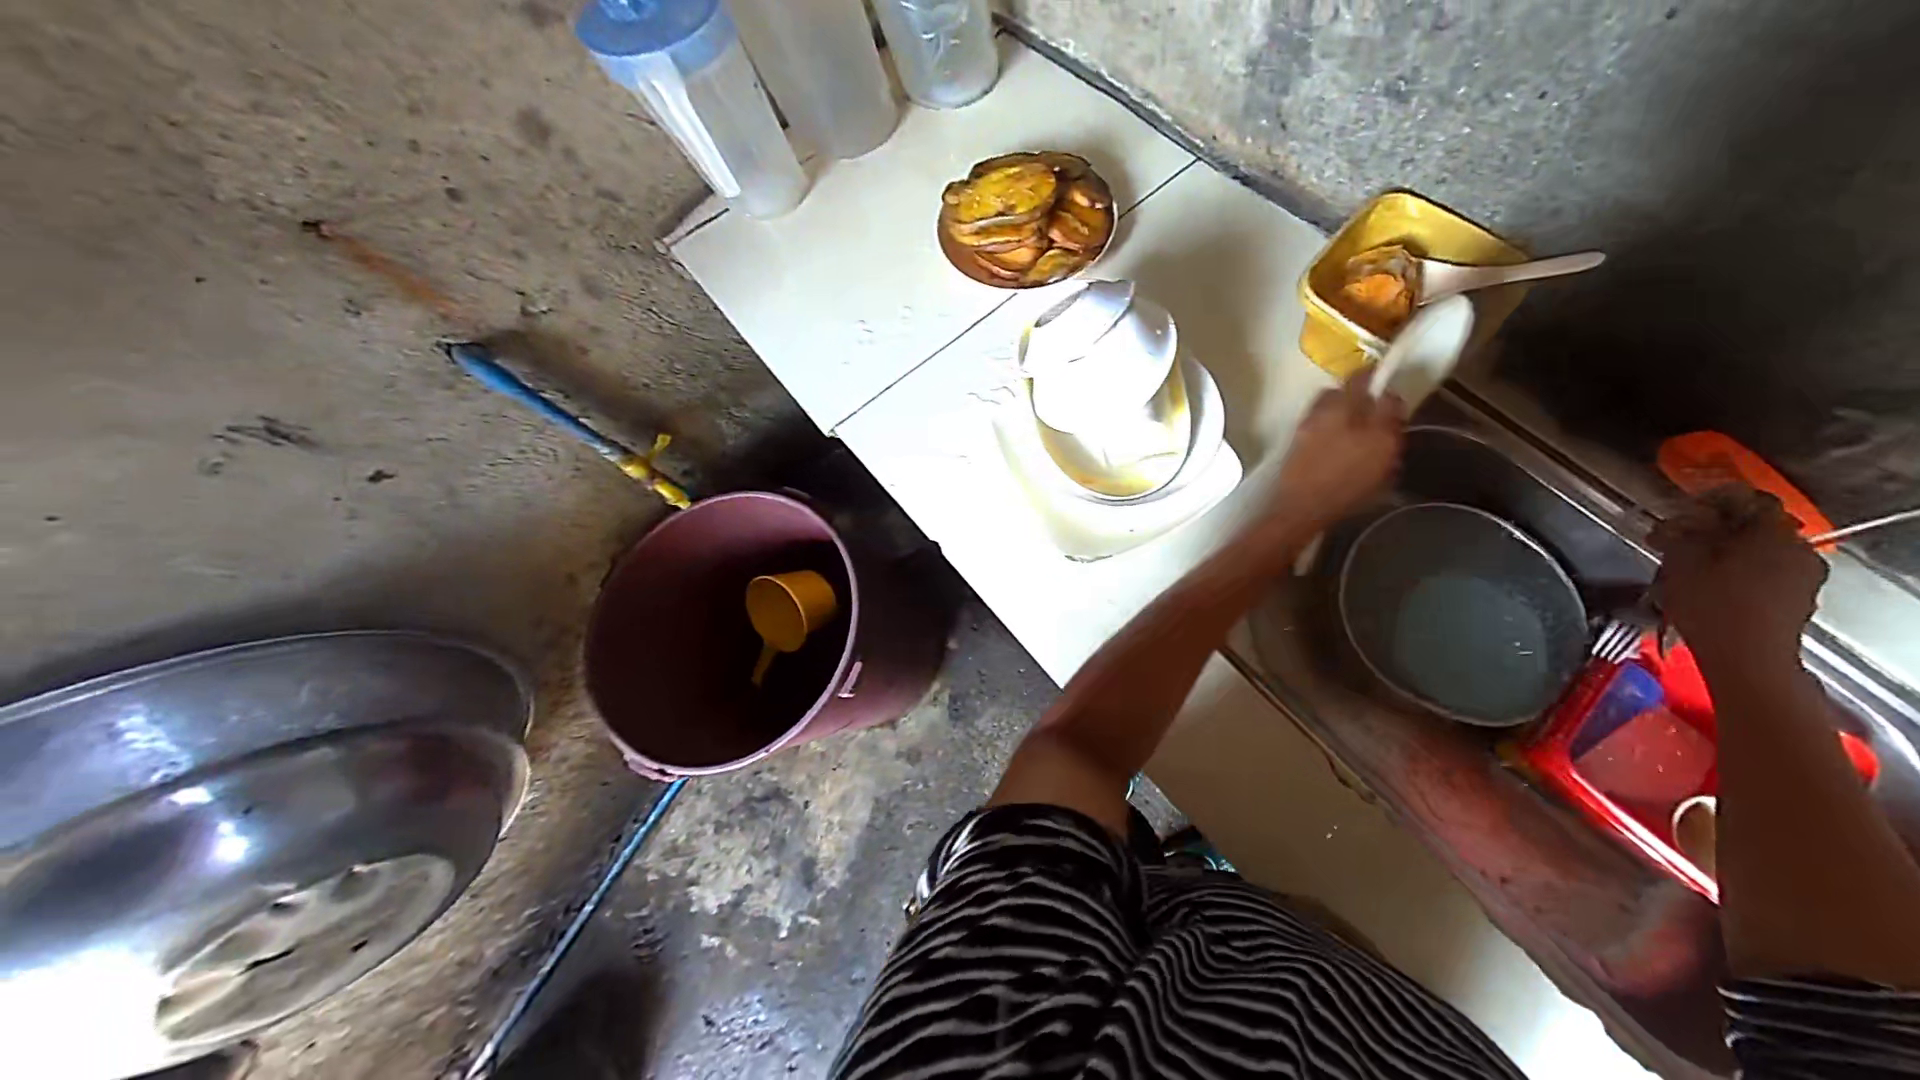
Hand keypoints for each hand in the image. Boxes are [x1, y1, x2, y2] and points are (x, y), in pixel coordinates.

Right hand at [1264, 369, 1405, 532]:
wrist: (1300, 513)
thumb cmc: (1308, 465)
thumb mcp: (1317, 422)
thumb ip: (1338, 397)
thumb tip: (1352, 381)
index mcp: (1385, 431)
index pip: (1389, 397)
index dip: (1372, 386)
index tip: (1355, 382)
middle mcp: (1393, 452)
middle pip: (1386, 421)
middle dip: (1368, 413)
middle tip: (1342, 411)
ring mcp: (1383, 475)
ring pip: (1377, 443)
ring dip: (1362, 436)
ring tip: (1337, 437)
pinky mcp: (1369, 493)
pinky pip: (1367, 464)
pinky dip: (1356, 457)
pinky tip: (1336, 461)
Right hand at [1650, 485, 1826, 659]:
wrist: (1746, 657)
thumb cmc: (1711, 605)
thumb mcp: (1680, 562)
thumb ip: (1681, 534)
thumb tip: (1680, 522)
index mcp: (1773, 534)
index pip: (1749, 500)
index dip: (1713, 502)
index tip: (1683, 513)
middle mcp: (1799, 549)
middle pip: (1756, 527)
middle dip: (1718, 531)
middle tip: (1680, 542)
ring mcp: (1805, 577)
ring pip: (1762, 552)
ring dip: (1729, 554)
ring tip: (1692, 567)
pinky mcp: (1799, 599)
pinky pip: (1769, 573)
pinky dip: (1741, 573)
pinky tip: (1714, 587)